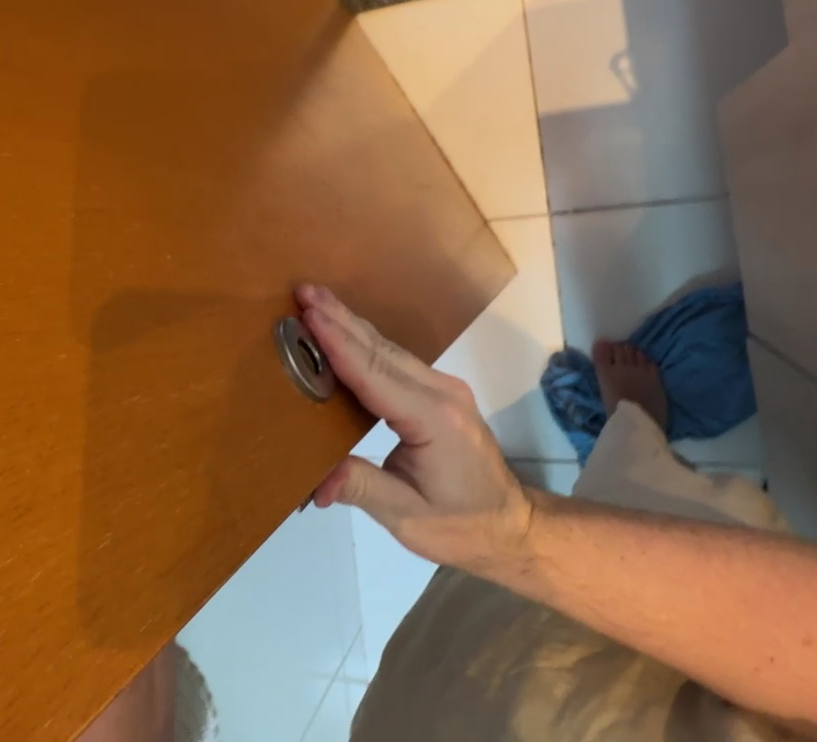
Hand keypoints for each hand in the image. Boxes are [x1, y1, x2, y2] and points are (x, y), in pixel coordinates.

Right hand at [299, 284, 535, 578]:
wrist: (512, 526)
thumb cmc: (462, 525)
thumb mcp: (408, 517)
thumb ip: (361, 488)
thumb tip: (317, 483)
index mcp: (433, 418)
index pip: (375, 373)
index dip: (339, 343)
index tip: (310, 314)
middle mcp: (442, 392)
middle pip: (382, 349)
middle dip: (340, 318)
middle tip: (305, 290)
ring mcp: (444, 388)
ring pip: (389, 349)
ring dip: (351, 324)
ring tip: (317, 301)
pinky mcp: (441, 393)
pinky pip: (396, 360)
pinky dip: (365, 343)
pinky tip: (345, 331)